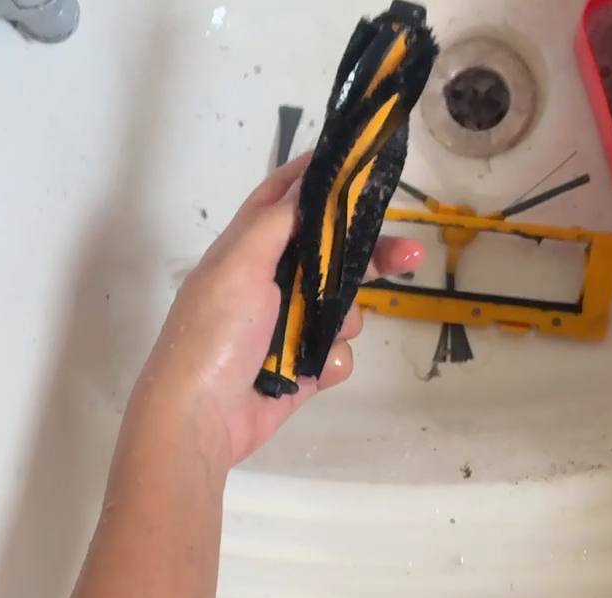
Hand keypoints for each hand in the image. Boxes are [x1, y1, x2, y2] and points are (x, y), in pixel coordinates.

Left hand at [124, 154, 424, 471]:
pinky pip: (336, 357)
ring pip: (342, 310)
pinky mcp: (300, 372)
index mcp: (248, 251)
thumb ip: (278, 221)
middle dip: (368, 254)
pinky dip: (330, 364)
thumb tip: (307, 181)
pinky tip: (312, 374)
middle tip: (410, 254)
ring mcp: (287, 331)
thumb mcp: (241, 263)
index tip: (363, 165)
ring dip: (344, 321)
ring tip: (329, 335)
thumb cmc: (215, 334)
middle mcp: (270, 286)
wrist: (201, 418)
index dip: (321, 180)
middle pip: (330, 256)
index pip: (287, 201)